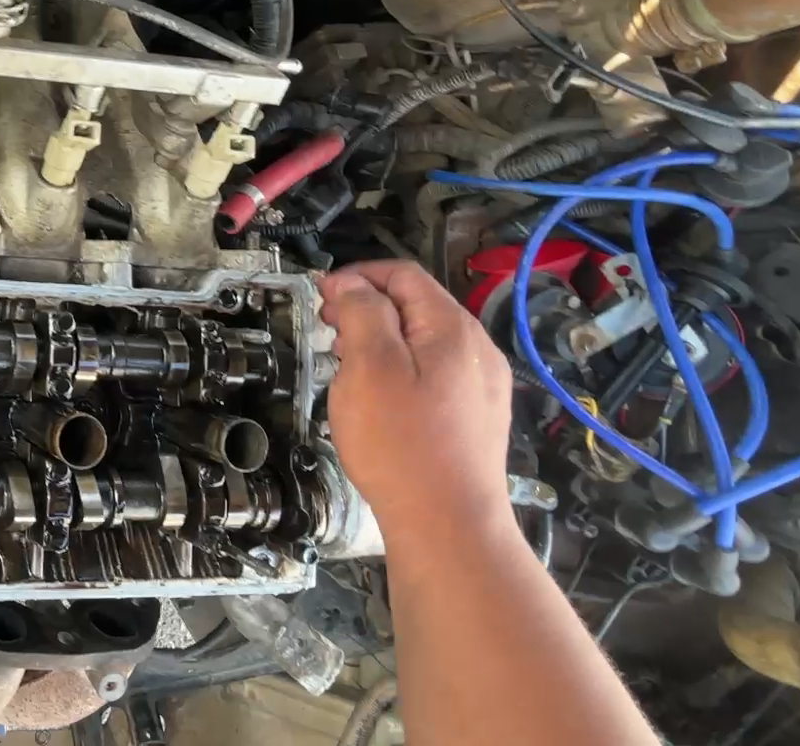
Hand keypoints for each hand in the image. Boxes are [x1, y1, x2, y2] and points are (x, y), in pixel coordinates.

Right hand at [320, 260, 514, 540]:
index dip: (356, 276)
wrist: (447, 524)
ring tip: (344, 361)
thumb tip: (353, 284)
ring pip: (421, 338)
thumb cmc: (399, 441)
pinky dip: (397, 365)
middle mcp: (477, 350)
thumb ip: (362, 313)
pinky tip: (376, 393)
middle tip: (326, 328)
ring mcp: (481, 385)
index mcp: (453, 330)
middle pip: (415, 304)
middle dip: (364, 306)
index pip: (403, 275)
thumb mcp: (368, 366)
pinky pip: (431, 370)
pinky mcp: (474, 415)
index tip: (319, 297)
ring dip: (378, 336)